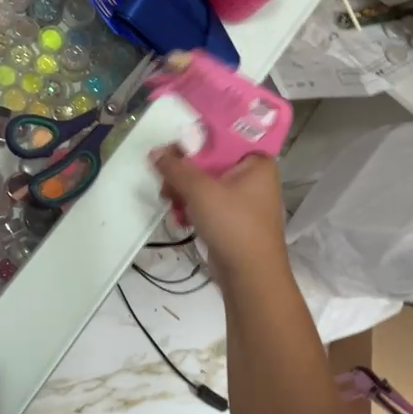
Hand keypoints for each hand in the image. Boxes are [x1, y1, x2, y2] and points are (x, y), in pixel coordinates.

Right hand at [150, 146, 288, 286]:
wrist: (250, 276)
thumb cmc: (232, 225)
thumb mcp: (199, 190)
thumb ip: (175, 167)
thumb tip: (155, 152)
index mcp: (257, 162)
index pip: (223, 137)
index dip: (196, 138)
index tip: (172, 145)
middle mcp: (254, 176)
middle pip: (210, 161)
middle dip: (184, 171)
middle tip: (166, 179)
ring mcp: (244, 199)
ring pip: (205, 182)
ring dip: (183, 190)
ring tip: (169, 200)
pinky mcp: (233, 218)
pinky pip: (207, 202)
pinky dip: (192, 206)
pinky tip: (179, 217)